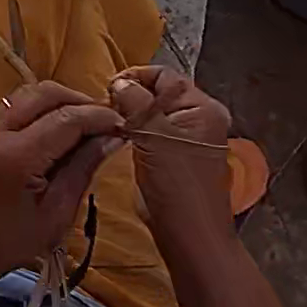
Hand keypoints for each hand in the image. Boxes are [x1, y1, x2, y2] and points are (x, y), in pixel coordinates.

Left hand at [0, 81, 124, 280]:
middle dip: (79, 102)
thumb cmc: (15, 238)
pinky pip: (15, 106)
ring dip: (60, 103)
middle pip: (44, 94)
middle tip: (105, 121)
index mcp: (13, 156)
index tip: (123, 123)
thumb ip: (84, 166)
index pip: (65, 119)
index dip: (98, 116)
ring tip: (86, 123)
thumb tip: (114, 135)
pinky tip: (59, 128)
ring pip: (28, 94)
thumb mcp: (59, 210)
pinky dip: (40, 110)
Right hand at [107, 66, 233, 249]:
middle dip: (129, 94)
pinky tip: (116, 134)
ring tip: (107, 120)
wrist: (186, 230)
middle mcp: (197, 117)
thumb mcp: (154, 134)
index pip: (164, 75)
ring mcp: (184, 136)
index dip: (135, 77)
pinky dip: (131, 128)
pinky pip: (148, 129)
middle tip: (104, 106)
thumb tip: (119, 82)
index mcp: (202, 107)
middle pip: (157, 91)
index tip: (107, 89)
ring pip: (150, 111)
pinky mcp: (170, 153)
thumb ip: (135, 102)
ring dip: (128, 112)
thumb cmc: (175, 181)